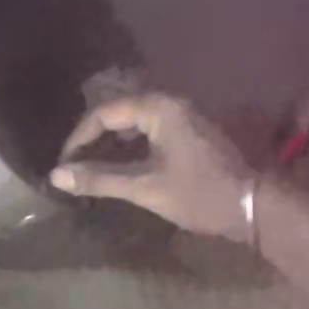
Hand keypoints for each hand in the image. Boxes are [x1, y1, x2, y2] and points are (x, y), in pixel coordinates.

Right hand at [51, 94, 254, 240]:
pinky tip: (122, 165)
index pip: (104, 113)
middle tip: (74, 162)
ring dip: (112, 140)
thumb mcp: (145, 188)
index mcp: (158, 108)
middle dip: (93, 135)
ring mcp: (183, 116)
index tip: (65, 165)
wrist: (251, 206)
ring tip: (92, 166)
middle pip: (118, 109)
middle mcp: (170, 103)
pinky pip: (151, 128)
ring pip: (135, 119)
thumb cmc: (198, 196)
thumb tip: (56, 176)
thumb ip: (100, 179)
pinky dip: (131, 143)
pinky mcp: (190, 132)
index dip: (78, 138)